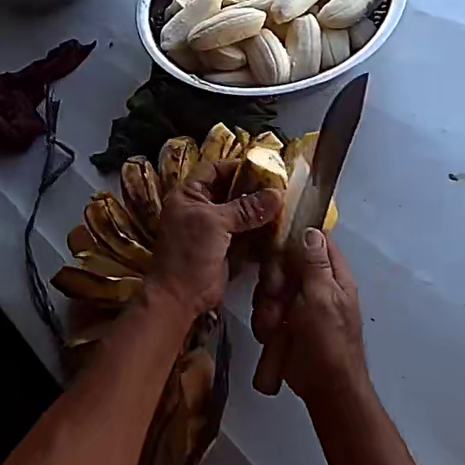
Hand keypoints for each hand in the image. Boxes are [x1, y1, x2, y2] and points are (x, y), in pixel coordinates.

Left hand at [148, 158, 282, 313]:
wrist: (181, 297)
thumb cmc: (189, 253)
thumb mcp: (215, 223)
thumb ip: (246, 208)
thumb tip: (277, 194)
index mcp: (189, 195)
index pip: (214, 170)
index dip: (236, 167)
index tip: (262, 167)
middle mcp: (201, 208)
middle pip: (231, 190)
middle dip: (253, 189)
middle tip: (279, 186)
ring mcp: (214, 228)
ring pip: (241, 212)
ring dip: (259, 210)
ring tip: (283, 204)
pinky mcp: (227, 247)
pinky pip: (247, 232)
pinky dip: (261, 229)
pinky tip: (278, 225)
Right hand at [252, 228, 367, 403]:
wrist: (325, 388)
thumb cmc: (329, 340)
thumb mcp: (323, 297)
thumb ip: (315, 263)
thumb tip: (312, 229)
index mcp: (333, 274)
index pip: (316, 240)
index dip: (295, 237)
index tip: (276, 244)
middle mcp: (315, 284)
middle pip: (285, 264)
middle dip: (274, 280)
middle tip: (276, 294)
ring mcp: (298, 305)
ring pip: (270, 288)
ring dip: (267, 306)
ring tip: (275, 324)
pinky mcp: (283, 323)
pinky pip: (265, 311)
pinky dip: (265, 323)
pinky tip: (272, 336)